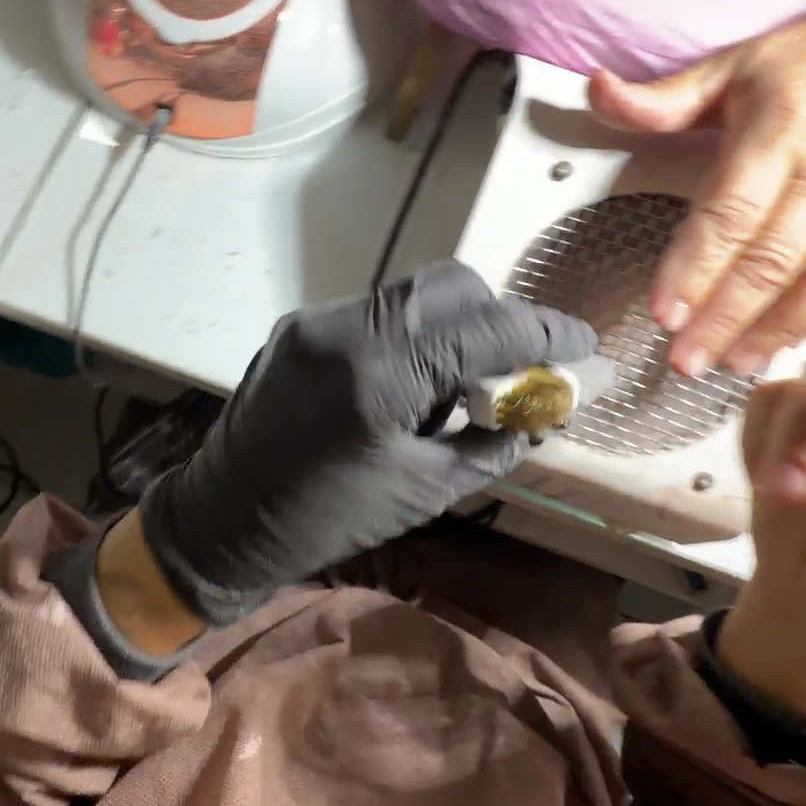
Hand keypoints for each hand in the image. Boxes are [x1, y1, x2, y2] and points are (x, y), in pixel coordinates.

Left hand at [137, 259, 596, 626]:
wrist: (224, 519)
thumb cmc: (326, 520)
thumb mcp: (425, 491)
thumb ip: (492, 443)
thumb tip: (542, 410)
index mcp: (378, 375)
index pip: (486, 328)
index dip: (546, 332)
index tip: (582, 344)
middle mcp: (343, 328)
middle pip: (447, 286)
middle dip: (494, 318)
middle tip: (514, 368)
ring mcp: (313, 321)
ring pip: (408, 296)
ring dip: (449, 326)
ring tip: (457, 383)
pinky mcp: (296, 327)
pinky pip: (372, 313)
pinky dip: (405, 336)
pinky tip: (407, 382)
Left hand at [588, 5, 805, 377]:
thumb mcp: (732, 67)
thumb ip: (661, 99)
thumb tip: (599, 93)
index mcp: (782, 131)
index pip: (727, 215)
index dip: (692, 269)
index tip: (664, 313)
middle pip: (771, 259)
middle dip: (724, 318)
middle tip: (686, 359)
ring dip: (776, 330)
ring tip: (732, 362)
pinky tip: (791, 339)